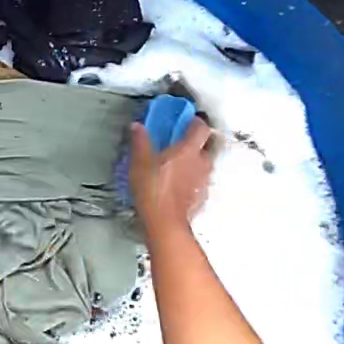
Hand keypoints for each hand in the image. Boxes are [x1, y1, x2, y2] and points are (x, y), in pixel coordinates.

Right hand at [128, 117, 216, 237]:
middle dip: (195, 142)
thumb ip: (140, 141)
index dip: (194, 122)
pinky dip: (192, 178)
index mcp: (188, 150)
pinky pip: (199, 180)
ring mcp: (203, 181)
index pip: (201, 128)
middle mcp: (201, 163)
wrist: (165, 223)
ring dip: (194, 161)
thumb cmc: (153, 188)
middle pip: (206, 146)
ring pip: (204, 164)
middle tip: (178, 143)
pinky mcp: (201, 197)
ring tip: (176, 163)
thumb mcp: (139, 161)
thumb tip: (138, 126)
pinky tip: (177, 182)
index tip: (184, 120)